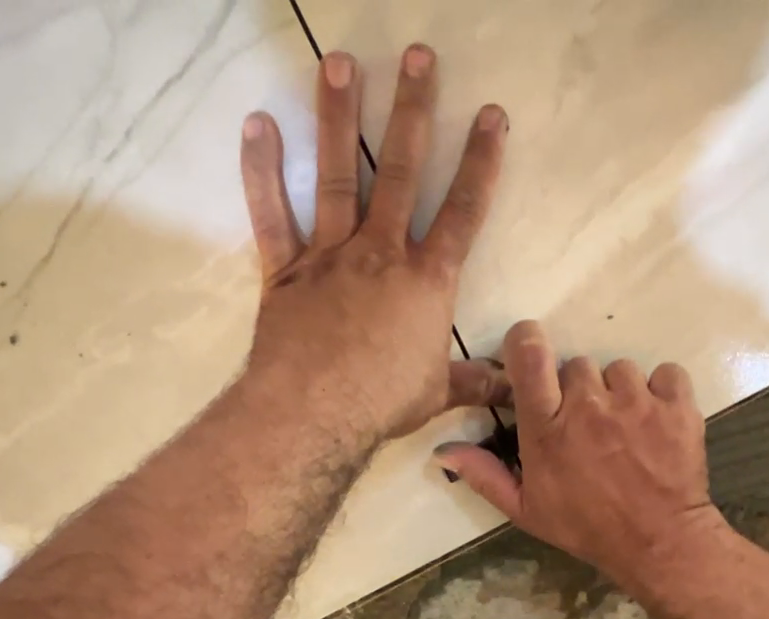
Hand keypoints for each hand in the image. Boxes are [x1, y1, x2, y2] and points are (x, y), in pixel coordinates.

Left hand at [239, 46, 509, 441]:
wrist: (316, 413)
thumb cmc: (384, 402)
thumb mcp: (439, 392)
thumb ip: (475, 381)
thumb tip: (510, 388)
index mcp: (427, 282)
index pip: (463, 212)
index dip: (481, 162)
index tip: (491, 115)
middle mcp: (382, 254)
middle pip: (402, 172)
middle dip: (413, 111)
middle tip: (417, 56)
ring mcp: (331, 256)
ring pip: (338, 176)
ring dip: (338, 117)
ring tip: (338, 62)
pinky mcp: (287, 271)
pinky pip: (272, 214)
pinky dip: (262, 171)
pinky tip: (257, 124)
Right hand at [435, 321, 732, 591]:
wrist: (658, 543)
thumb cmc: (586, 528)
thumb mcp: (526, 511)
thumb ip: (485, 475)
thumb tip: (442, 450)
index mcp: (547, 427)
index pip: (528, 353)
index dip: (527, 343)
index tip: (532, 357)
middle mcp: (588, 405)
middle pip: (576, 365)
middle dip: (579, 390)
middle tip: (589, 428)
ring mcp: (635, 402)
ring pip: (619, 370)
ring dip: (620, 393)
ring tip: (627, 431)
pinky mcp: (676, 405)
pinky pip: (665, 375)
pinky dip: (662, 393)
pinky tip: (658, 422)